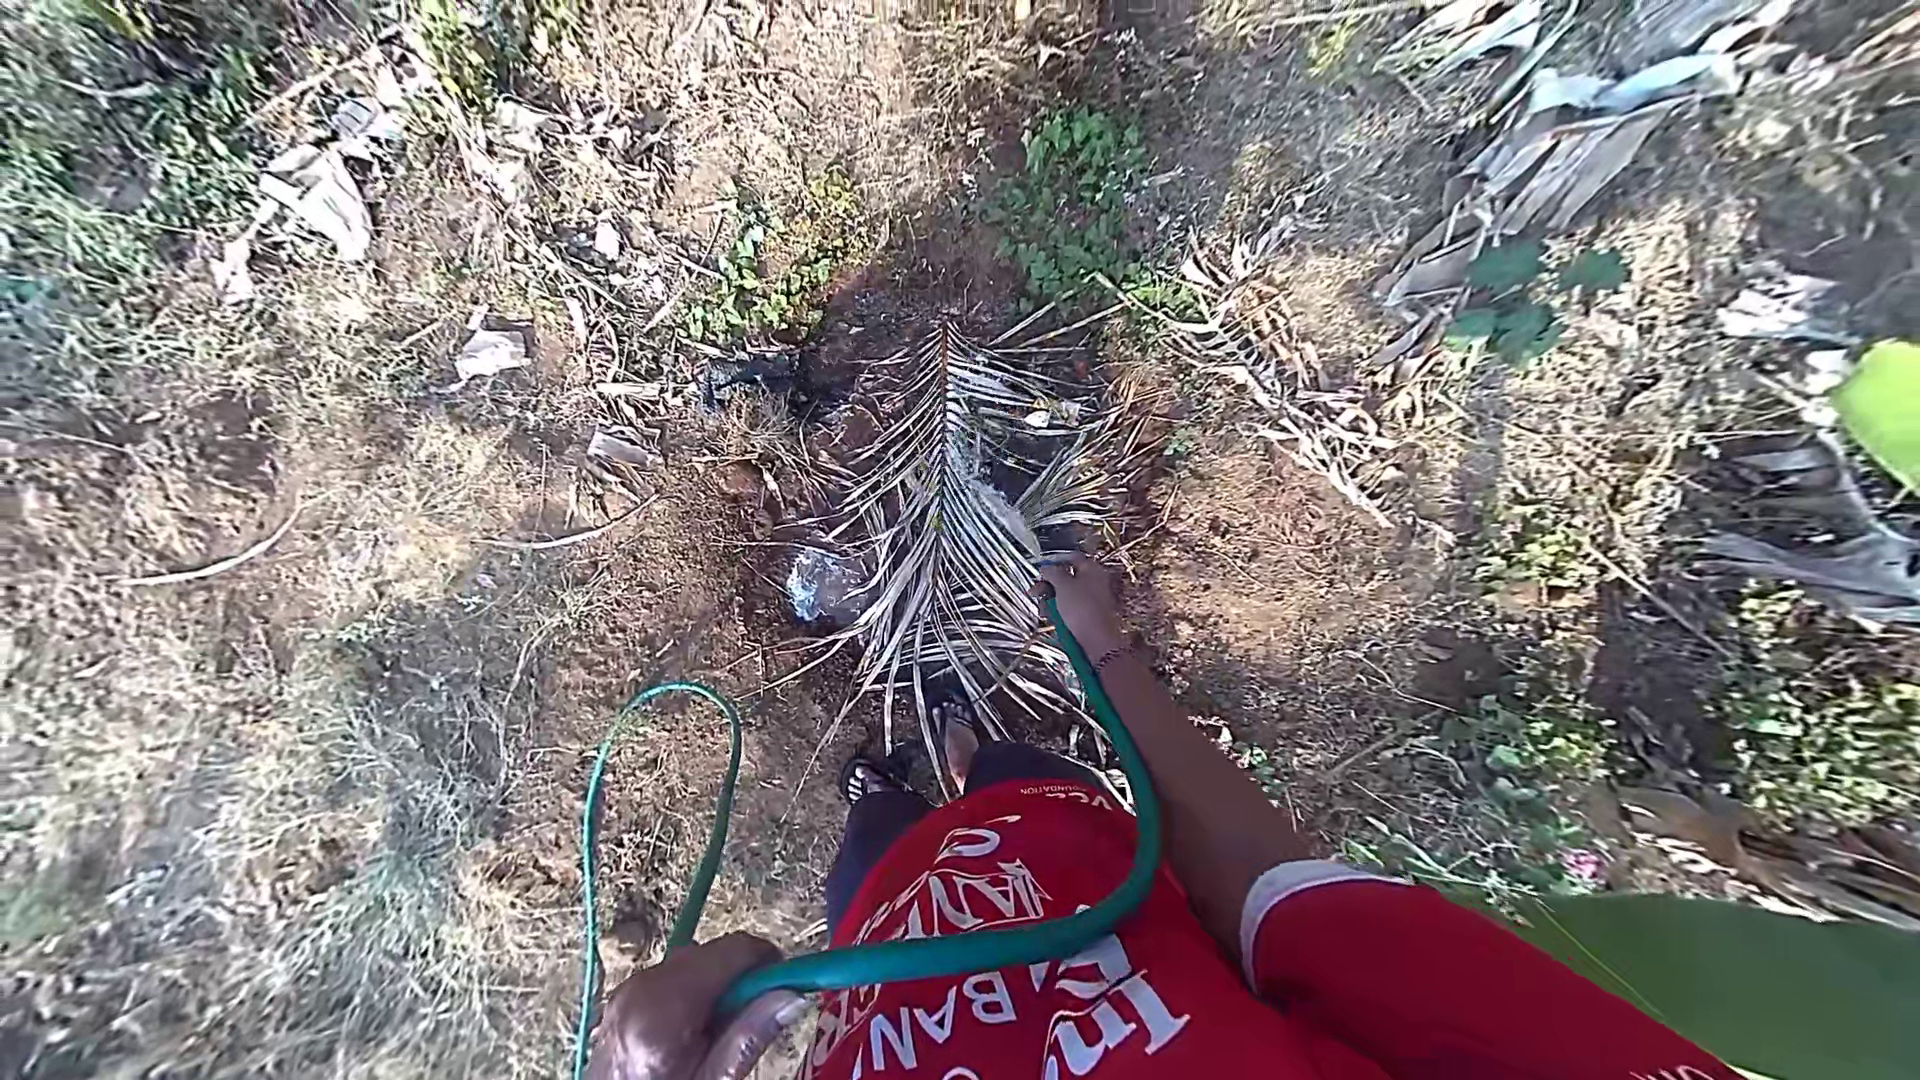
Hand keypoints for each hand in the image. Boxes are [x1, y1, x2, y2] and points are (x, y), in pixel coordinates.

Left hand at [587, 932, 806, 1079]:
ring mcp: (631, 987)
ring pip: (699, 958)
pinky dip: (698, 986)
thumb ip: (749, 1037)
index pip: (734, 950)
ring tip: (725, 1025)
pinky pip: (677, 971)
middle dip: (745, 974)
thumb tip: (796, 995)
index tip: (787, 985)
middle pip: (717, 951)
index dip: (767, 961)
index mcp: (663, 1009)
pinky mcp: (626, 993)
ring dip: (723, 979)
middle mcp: (644, 985)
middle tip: (759, 1014)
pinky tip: (698, 1024)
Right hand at [1034, 553, 1128, 658]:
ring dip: (1050, 600)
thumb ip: (1052, 573)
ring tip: (1041, 610)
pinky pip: (1070, 609)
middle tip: (1034, 591)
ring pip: (1066, 595)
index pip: (1071, 557)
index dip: (1054, 560)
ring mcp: (1092, 600)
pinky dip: (1059, 611)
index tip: (1040, 568)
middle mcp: (1094, 582)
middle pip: (1067, 577)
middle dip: (1048, 584)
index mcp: (1092, 569)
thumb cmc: (1081, 609)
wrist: (1097, 641)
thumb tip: (1046, 568)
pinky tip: (1050, 618)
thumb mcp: (1062, 585)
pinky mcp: (1089, 616)